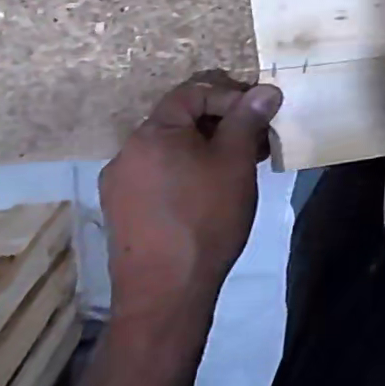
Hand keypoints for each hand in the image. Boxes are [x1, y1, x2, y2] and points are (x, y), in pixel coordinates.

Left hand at [99, 72, 282, 324]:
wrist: (165, 296)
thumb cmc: (205, 219)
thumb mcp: (235, 162)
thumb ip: (247, 119)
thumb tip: (265, 89)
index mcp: (153, 131)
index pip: (192, 93)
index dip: (229, 97)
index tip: (258, 117)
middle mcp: (127, 150)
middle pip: (179, 122)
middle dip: (220, 127)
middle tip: (254, 144)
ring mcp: (119, 184)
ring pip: (169, 152)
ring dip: (203, 152)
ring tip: (235, 171)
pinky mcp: (121, 213)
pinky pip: (157, 178)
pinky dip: (184, 175)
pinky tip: (207, 197)